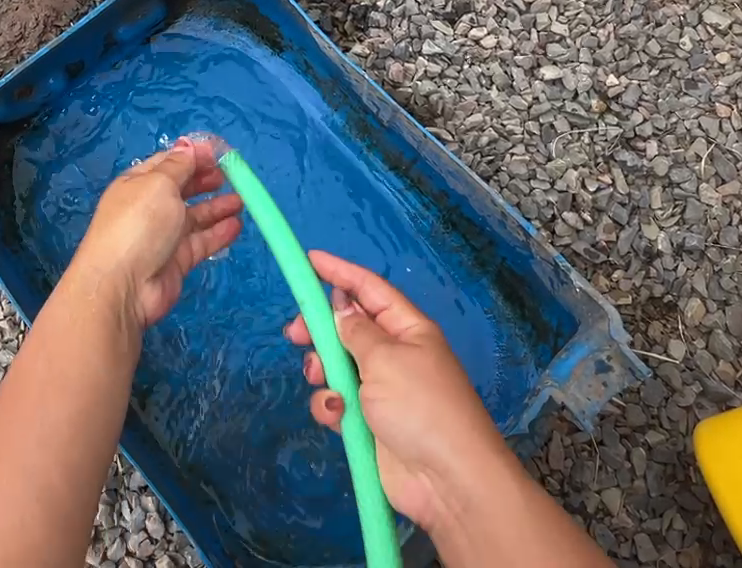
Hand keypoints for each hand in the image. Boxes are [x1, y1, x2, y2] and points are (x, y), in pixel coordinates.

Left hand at [68, 137, 243, 329]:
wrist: (123, 285)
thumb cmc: (139, 223)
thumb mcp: (159, 183)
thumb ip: (179, 165)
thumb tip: (189, 146)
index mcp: (139, 183)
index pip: (169, 162)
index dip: (193, 156)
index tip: (220, 153)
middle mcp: (150, 207)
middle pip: (183, 188)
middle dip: (206, 180)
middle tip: (230, 176)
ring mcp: (164, 235)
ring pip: (195, 216)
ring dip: (218, 206)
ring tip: (241, 200)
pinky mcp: (177, 260)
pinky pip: (202, 241)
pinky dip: (219, 232)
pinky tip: (237, 225)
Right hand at [284, 251, 518, 533]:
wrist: (446, 481)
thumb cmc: (421, 407)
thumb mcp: (385, 358)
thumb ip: (355, 330)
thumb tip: (340, 306)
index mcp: (407, 328)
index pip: (369, 289)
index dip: (339, 272)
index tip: (309, 260)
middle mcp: (393, 353)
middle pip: (346, 326)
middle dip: (319, 328)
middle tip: (295, 334)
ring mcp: (379, 388)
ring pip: (335, 364)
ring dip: (322, 369)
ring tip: (320, 378)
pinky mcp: (367, 421)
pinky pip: (337, 399)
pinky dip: (331, 404)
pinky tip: (336, 414)